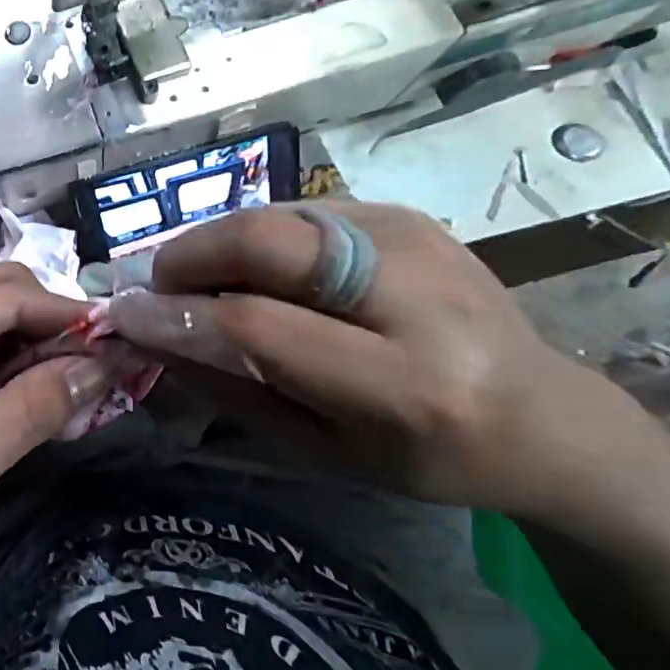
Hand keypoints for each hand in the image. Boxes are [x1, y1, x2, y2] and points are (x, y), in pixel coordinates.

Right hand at [133, 202, 666, 518]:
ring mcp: (415, 238)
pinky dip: (258, 238)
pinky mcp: (406, 214)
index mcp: (405, 383)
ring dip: (218, 243)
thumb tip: (155, 336)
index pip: (261, 327)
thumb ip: (235, 391)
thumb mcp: (325, 450)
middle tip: (159, 285)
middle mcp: (415, 294)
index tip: (127, 317)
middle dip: (191, 254)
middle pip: (268, 242)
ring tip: (199, 279)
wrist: (542, 413)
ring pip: (277, 215)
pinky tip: (256, 270)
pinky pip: (301, 212)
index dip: (180, 317)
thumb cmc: (428, 458)